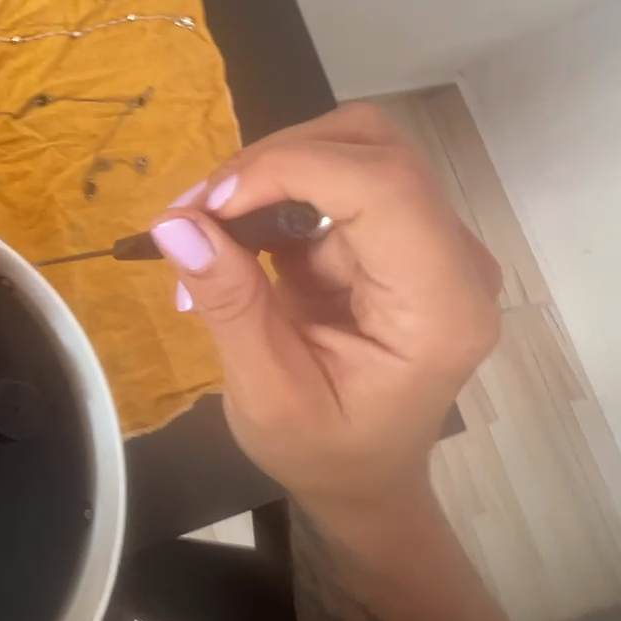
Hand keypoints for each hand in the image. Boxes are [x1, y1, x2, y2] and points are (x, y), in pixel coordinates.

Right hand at [153, 104, 502, 518]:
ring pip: (345, 147)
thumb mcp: (267, 394)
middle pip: (369, 146)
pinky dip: (263, 192)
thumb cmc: (325, 451)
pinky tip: (226, 237)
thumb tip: (173, 224)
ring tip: (201, 223)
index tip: (208, 208)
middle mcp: (447, 257)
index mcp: (438, 306)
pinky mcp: (387, 233)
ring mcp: (421, 239)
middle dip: (269, 162)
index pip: (382, 186)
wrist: (362, 473)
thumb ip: (229, 305)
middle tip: (195, 212)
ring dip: (262, 171)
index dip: (287, 170)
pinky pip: (325, 176)